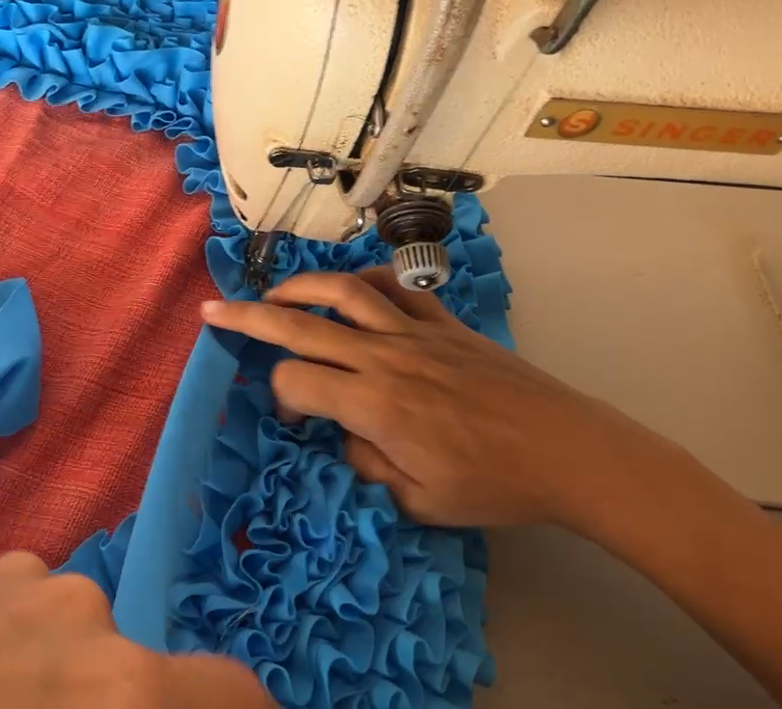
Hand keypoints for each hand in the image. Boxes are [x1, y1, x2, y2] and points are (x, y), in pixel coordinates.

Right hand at [202, 269, 686, 532]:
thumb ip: (367, 465)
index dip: (279, 398)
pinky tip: (351, 287)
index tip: (296, 421)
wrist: (568, 451)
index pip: (296, 382)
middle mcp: (383, 357)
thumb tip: (344, 435)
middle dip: (248, 317)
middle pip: (300, 325)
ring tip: (274, 292)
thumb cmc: (494, 485)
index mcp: (372, 404)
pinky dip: (365, 280)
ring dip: (300, 288)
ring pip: (343, 292)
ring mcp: (414, 332)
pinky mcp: (443, 323)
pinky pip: (395, 288)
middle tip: (212, 310)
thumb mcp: (419, 501)